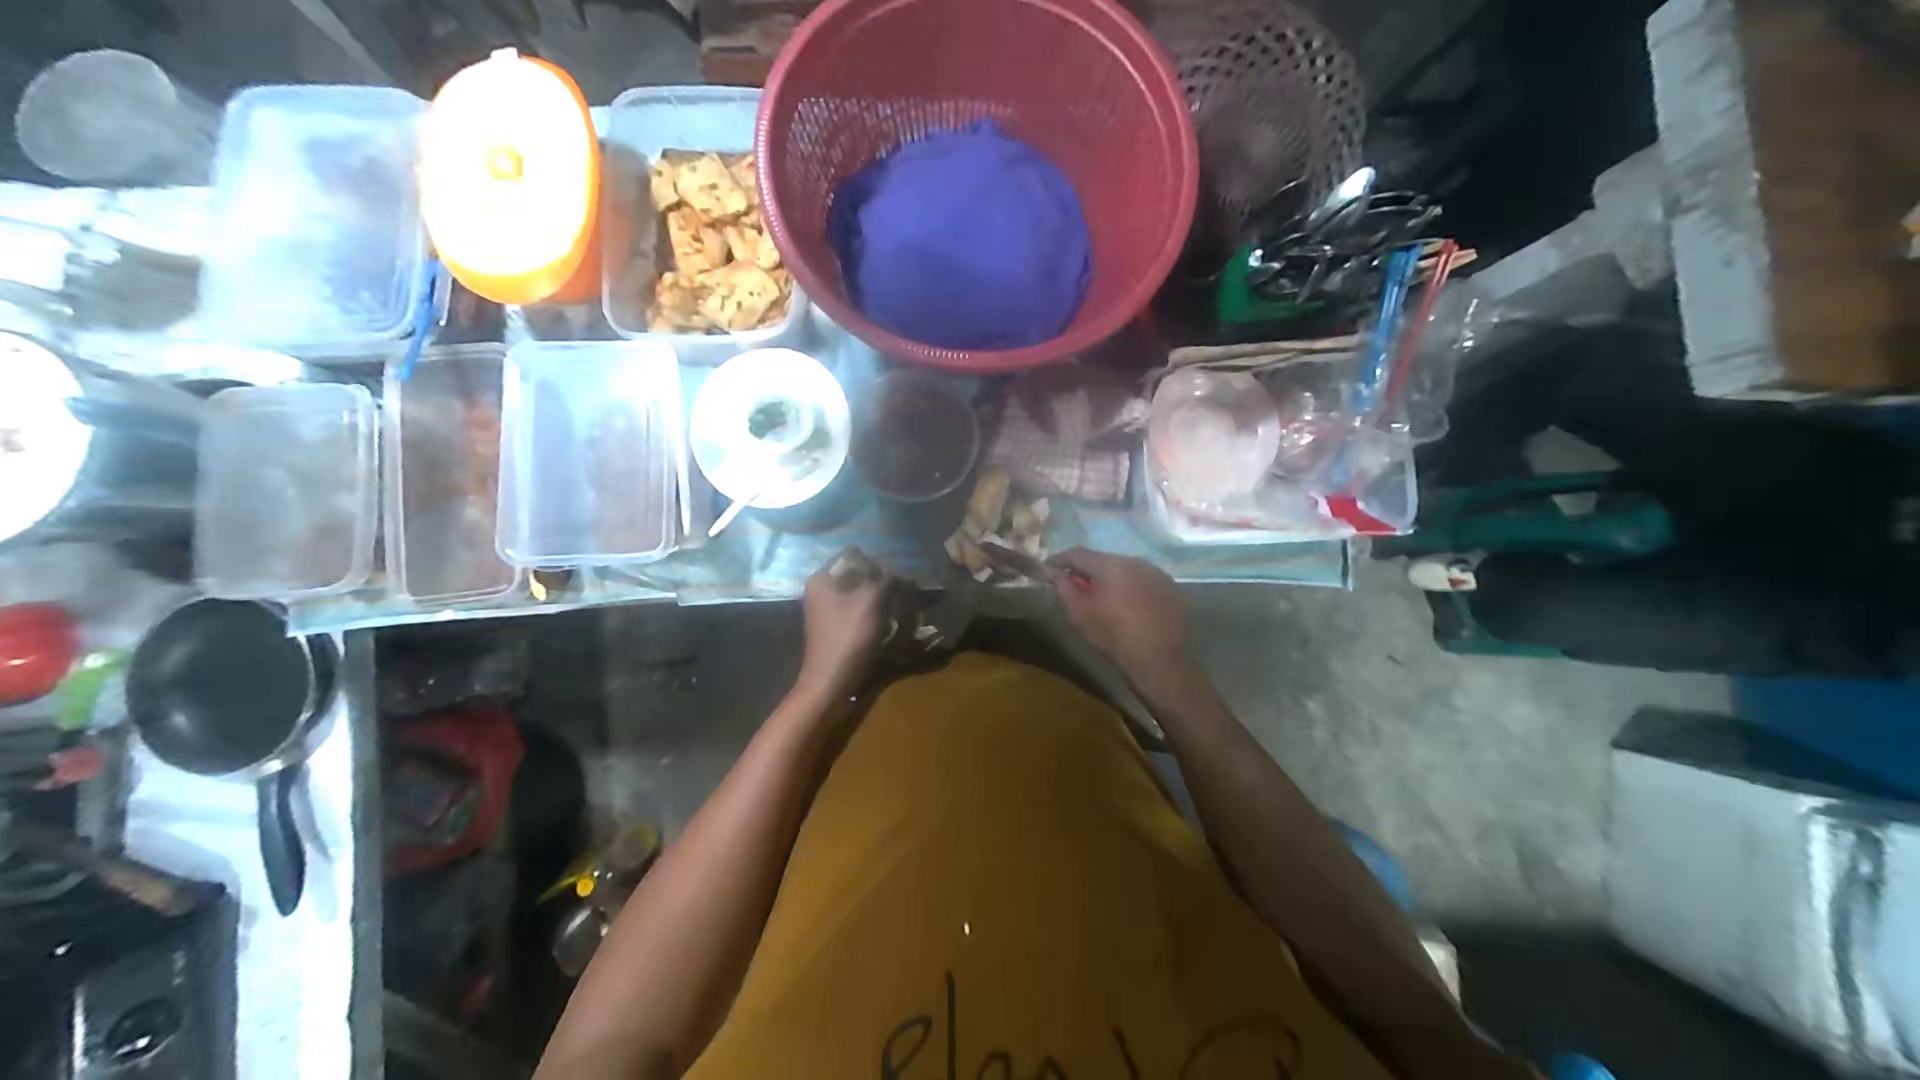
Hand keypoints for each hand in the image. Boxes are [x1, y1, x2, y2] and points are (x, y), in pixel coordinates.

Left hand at [797, 547, 891, 697]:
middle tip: (902, 592)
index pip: (854, 554)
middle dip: (881, 581)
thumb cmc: (848, 637)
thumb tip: (902, 572)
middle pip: (857, 573)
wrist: (830, 680)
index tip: (896, 577)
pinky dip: (873, 611)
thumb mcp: (871, 601)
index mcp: (822, 578)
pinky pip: (857, 609)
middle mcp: (820, 589)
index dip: (877, 562)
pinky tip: (887, 621)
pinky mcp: (834, 625)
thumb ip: (886, 579)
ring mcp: (826, 609)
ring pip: (860, 592)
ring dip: (880, 597)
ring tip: (898, 607)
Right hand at [1048, 549, 1190, 690]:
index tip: (1048, 568)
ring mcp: (1156, 573)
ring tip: (1100, 594)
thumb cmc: (1114, 638)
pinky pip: (1141, 579)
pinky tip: (1125, 603)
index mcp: (1111, 565)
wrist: (1160, 661)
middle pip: (1103, 559)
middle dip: (1086, 569)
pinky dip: (1128, 586)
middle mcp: (1136, 561)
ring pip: (1124, 568)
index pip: (1079, 553)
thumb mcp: (1080, 615)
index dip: (1060, 559)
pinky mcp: (1170, 587)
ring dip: (1109, 577)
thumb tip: (1055, 573)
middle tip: (1073, 583)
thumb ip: (1064, 588)